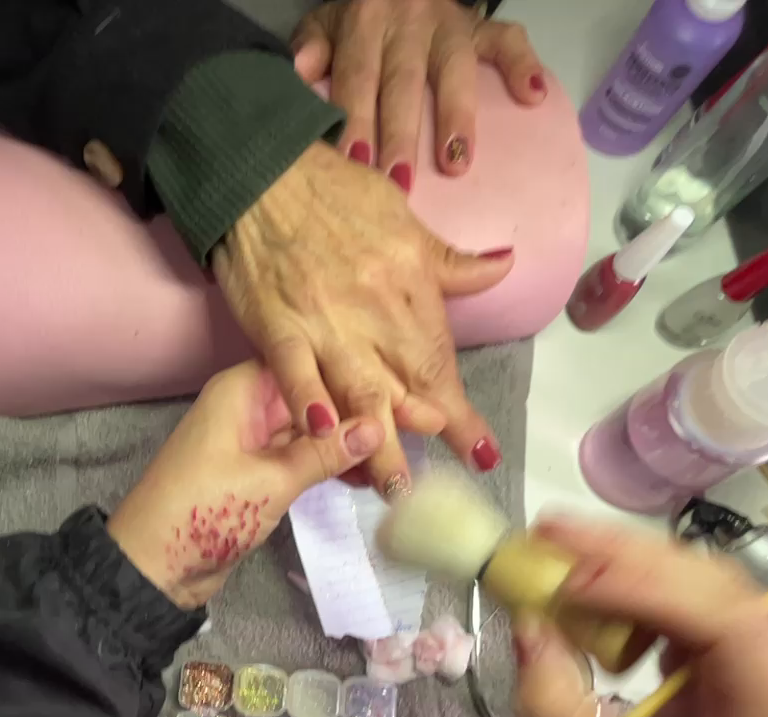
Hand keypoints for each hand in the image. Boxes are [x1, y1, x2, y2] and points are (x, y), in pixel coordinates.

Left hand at [108, 361, 382, 608]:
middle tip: (424, 425)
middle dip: (361, 415)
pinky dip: (326, 466)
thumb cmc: (204, 510)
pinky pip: (298, 459)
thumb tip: (378, 426)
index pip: (311, 365)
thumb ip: (324, 453)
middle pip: (313, 400)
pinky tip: (365, 476)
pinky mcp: (253, 472)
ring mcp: (249, 440)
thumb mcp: (271, 480)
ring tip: (403, 454)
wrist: (152, 565)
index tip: (409, 393)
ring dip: (347, 445)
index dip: (358, 378)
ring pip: (309, 432)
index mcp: (242, 389)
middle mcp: (246, 405)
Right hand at [214, 141, 510, 494]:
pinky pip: (296, 371)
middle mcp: (374, 312)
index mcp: (409, 287)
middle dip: (425, 441)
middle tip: (435, 493)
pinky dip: (309, 402)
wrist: (263, 173)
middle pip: (406, 388)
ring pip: (359, 391)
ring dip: (377, 444)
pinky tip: (323, 436)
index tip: (481, 453)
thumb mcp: (404, 221)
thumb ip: (449, 261)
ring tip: (390, 488)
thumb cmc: (333, 194)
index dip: (461, 413)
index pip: (439, 362)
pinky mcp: (277, 325)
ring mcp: (324, 322)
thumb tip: (503, 267)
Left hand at [293, 0, 546, 179]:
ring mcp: (448, 23)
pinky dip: (523, 65)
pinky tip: (533, 97)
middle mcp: (408, 19)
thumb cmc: (355, 17)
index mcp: (364, 20)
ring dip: (456, 116)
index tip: (354, 163)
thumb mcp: (324, 22)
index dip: (354, 119)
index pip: (357, 77)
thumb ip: (311, 48)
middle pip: (403, 83)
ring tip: (457, 162)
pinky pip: (507, 39)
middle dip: (401, 134)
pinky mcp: (479, 25)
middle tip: (400, 182)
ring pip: (454, 69)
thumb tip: (297, 73)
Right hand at [512, 518, 767, 716]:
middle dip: (628, 556)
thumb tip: (525, 621)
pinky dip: (637, 591)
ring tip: (557, 552)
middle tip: (546, 534)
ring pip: (708, 588)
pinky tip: (590, 591)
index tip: (563, 575)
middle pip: (721, 590)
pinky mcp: (750, 671)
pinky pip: (695, 609)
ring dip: (630, 564)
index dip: (643, 585)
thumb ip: (555, 703)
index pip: (727, 623)